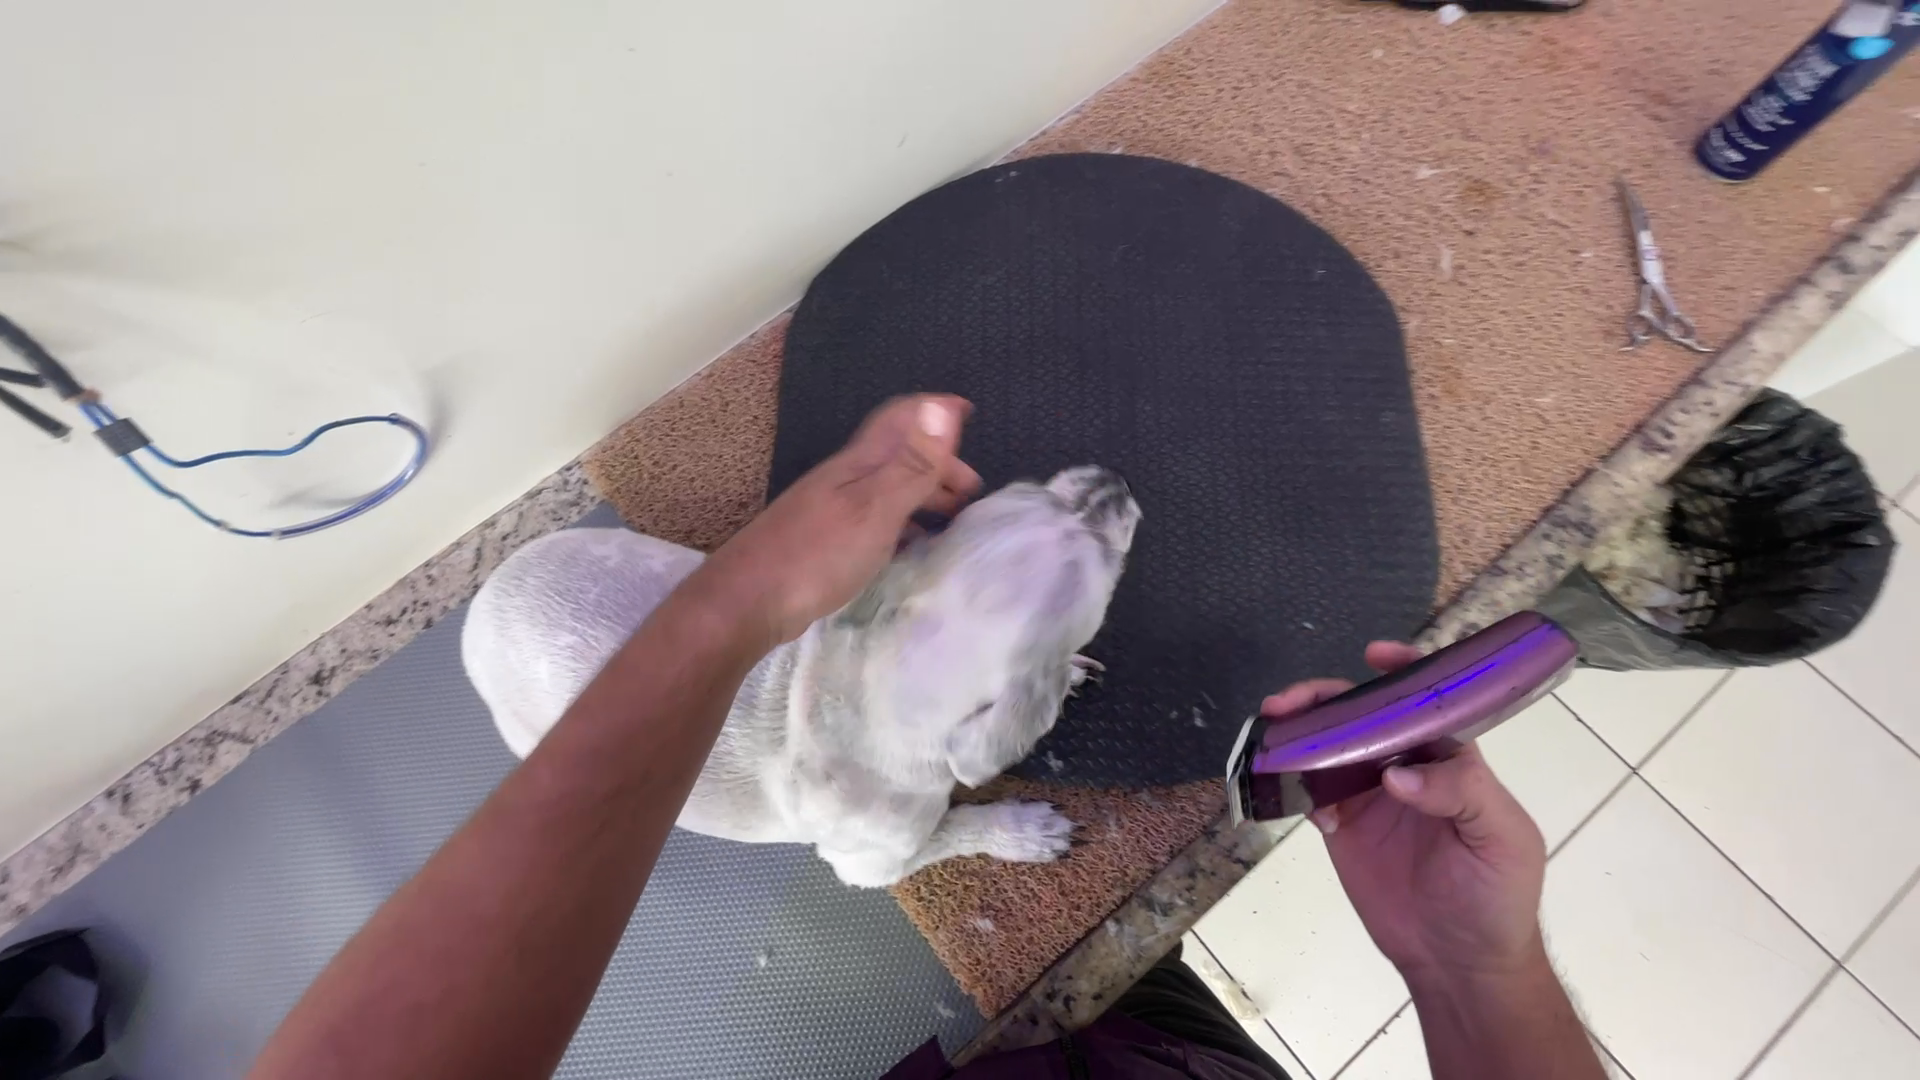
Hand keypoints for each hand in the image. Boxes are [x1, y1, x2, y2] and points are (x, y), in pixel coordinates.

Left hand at [689, 394, 980, 647]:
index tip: (968, 411)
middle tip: (972, 489)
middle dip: (938, 462)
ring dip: (923, 493)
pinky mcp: (827, 540)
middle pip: (899, 455)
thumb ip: (911, 464)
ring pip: (888, 488)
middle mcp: (847, 478)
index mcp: (860, 464)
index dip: (933, 411)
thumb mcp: (874, 507)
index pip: (901, 419)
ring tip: (952, 517)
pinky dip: (903, 522)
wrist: (747, 602)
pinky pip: (877, 518)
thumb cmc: (817, 555)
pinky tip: (911, 545)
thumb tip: (940, 408)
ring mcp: (834, 509)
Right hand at [1260, 643, 1548, 982]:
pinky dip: (1291, 778)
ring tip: (1270, 723)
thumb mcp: (1499, 841)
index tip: (1372, 654)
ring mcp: (1366, 792)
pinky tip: (1287, 783)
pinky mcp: (1338, 821)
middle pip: (1359, 715)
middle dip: (1322, 697)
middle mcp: (1402, 764)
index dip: (1402, 670)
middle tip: (1286, 703)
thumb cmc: (1495, 898)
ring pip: (1326, 743)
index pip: (1426, 701)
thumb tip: (1394, 776)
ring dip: (1297, 728)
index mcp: (1448, 759)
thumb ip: (1459, 795)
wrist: (1456, 963)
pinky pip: (1308, 787)